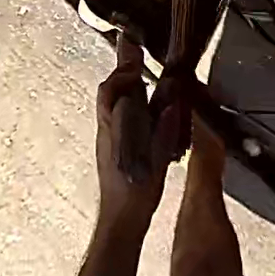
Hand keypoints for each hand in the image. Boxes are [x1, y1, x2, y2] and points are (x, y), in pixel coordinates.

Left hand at [95, 32, 180, 231]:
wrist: (120, 222)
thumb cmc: (136, 192)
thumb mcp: (155, 158)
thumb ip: (162, 129)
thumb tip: (168, 101)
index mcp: (113, 127)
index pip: (110, 88)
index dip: (122, 70)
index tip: (136, 54)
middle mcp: (106, 128)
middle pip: (110, 91)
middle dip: (123, 71)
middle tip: (136, 53)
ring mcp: (106, 137)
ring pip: (113, 104)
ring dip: (125, 86)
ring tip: (142, 72)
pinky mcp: (111, 147)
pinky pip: (118, 116)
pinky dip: (130, 103)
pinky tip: (145, 105)